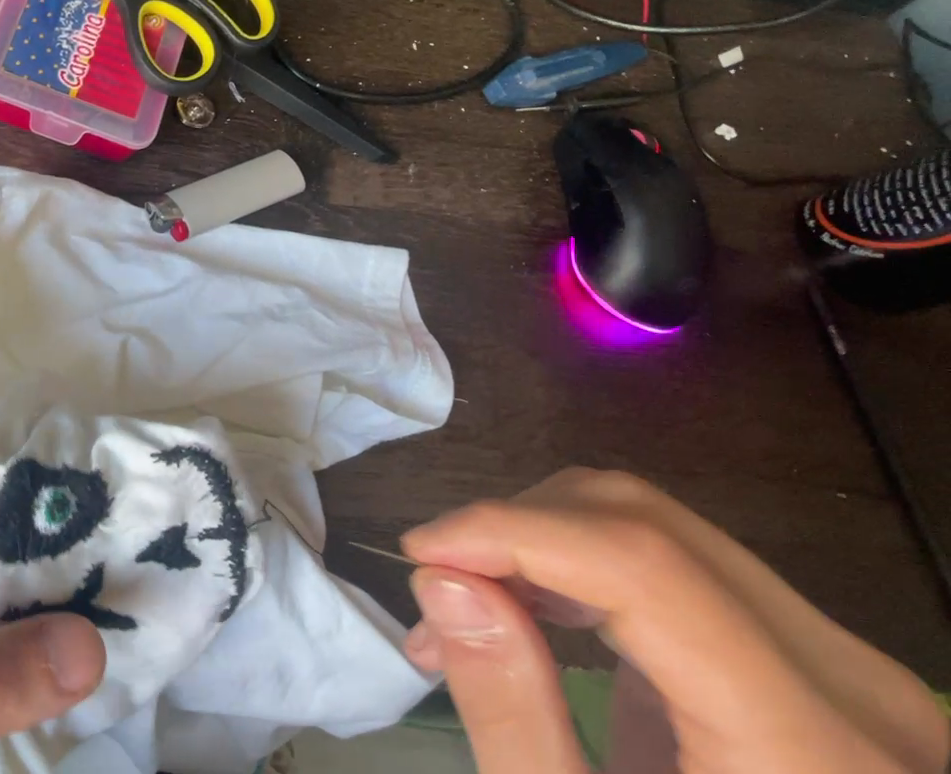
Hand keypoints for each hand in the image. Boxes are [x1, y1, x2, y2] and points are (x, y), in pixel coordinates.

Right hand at [400, 468, 947, 773]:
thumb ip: (512, 715)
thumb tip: (442, 580)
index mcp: (811, 749)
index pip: (643, 565)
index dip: (512, 532)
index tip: (420, 556)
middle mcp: (853, 683)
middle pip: (647, 525)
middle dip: (515, 532)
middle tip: (440, 594)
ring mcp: (842, 665)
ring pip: (656, 527)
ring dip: (538, 544)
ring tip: (474, 612)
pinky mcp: (811, 660)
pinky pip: (677, 564)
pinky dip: (578, 568)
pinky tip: (534, 618)